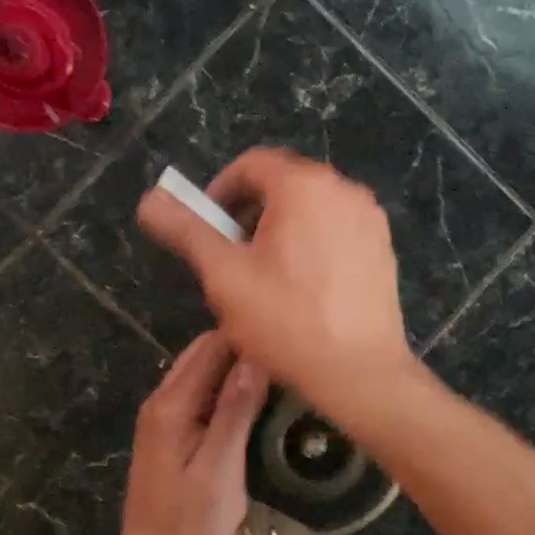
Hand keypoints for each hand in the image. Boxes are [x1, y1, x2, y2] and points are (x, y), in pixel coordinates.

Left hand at [116, 332, 269, 534]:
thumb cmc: (190, 522)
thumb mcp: (219, 469)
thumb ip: (235, 412)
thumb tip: (256, 358)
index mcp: (172, 405)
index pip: (212, 346)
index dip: (249, 336)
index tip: (288, 336)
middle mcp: (163, 401)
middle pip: (205, 352)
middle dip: (244, 346)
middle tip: (290, 352)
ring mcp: (165, 416)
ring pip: (204, 370)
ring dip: (237, 365)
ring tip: (281, 369)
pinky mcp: (173, 431)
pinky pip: (202, 392)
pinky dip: (228, 386)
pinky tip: (257, 396)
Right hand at [136, 148, 417, 405]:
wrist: (360, 371)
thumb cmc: (286, 321)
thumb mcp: (225, 275)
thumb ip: (187, 230)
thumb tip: (150, 199)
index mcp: (304, 186)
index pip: (251, 163)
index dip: (220, 190)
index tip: (205, 227)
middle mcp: (344, 190)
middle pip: (284, 184)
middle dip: (251, 212)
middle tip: (231, 256)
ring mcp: (370, 219)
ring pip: (313, 208)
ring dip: (282, 229)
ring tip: (264, 276)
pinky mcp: (384, 248)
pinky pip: (338, 231)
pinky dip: (314, 244)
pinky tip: (303, 288)